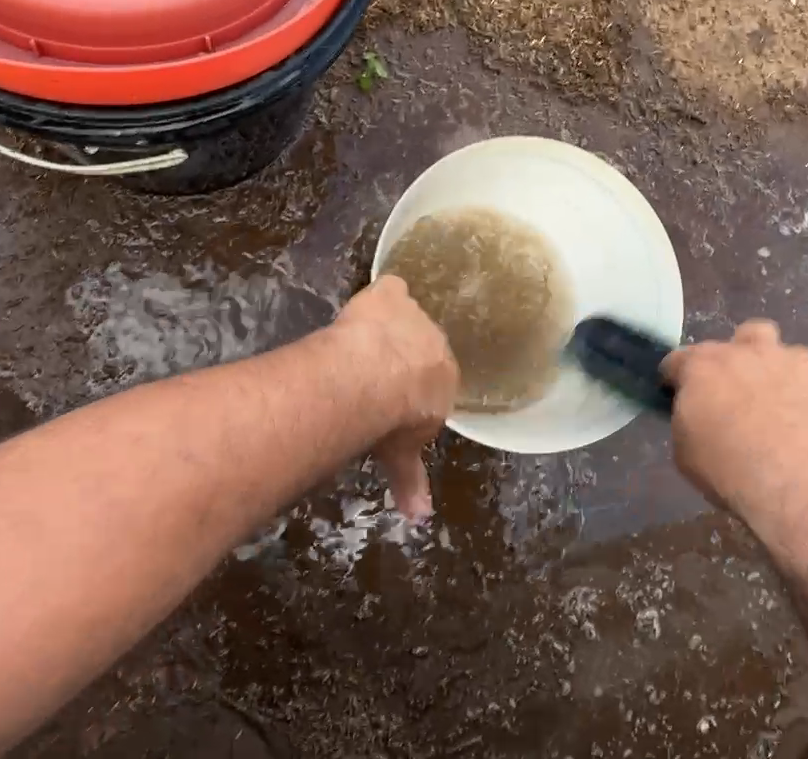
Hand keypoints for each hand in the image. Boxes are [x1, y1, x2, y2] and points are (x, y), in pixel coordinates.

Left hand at [331, 276, 457, 519]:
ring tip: (361, 345)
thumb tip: (420, 520)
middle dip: (403, 355)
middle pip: (422, 346)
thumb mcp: (401, 455)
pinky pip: (391, 288)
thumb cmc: (394, 421)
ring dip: (388, 328)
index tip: (394, 396)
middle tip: (372, 372)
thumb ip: (411, 481)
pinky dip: (380, 295)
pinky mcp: (392, 295)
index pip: (435, 379)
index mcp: (446, 380)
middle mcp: (437, 345)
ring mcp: (415, 317)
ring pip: (406, 317)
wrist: (375, 381)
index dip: (414, 385)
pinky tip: (363, 306)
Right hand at [662, 320, 807, 526]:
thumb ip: (689, 419)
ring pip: (794, 352)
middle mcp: (751, 351)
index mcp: (705, 368)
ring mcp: (799, 358)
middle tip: (749, 388)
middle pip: (747, 334)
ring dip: (791, 374)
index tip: (680, 391)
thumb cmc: (733, 473)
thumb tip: (698, 412)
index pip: (680, 358)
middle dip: (747, 354)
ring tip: (797, 410)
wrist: (802, 485)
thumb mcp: (686, 453)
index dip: (679, 375)